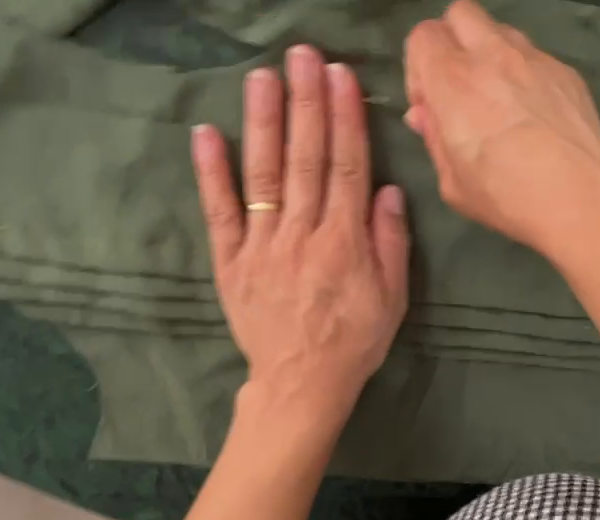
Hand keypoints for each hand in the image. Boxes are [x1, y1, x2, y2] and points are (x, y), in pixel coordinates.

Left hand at [193, 45, 409, 424]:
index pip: (346, 167)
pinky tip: (207, 134)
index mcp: (344, 242)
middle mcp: (302, 234)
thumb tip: (386, 190)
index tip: (340, 76)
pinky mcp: (231, 262)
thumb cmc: (354, 344)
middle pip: (305, 159)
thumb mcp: (392, 301)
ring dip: (263, 122)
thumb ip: (390, 244)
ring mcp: (262, 245)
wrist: (302, 385)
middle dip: (305, 103)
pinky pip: (219, 212)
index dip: (344, 119)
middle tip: (303, 54)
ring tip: (262, 76)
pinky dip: (211, 173)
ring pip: (263, 174)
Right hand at [404, 0, 599, 263]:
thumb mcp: (454, 185)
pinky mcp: (566, 72)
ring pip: (501, 32)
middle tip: (460, 90)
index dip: (419, 70)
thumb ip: (435, 141)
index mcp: (454, 80)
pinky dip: (527, 78)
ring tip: (501, 104)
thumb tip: (424, 116)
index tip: (430, 107)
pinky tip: (537, 119)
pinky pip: (537, 59)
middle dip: (453, 44)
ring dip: (492, 57)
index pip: (422, 37)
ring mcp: (535, 59)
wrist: (581, 201)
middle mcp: (493, 55)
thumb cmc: (509, 199)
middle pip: (460, 15)